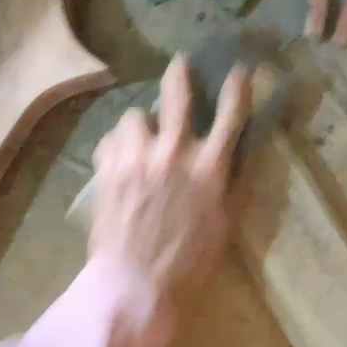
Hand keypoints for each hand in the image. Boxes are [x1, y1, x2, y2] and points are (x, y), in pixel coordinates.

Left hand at [88, 55, 250, 298]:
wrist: (135, 283)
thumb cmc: (188, 263)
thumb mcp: (222, 225)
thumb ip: (228, 185)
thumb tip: (234, 156)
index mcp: (209, 169)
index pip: (231, 116)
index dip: (237, 88)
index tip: (238, 70)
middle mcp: (174, 154)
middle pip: (177, 96)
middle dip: (180, 73)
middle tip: (179, 63)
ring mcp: (137, 158)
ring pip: (134, 116)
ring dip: (140, 124)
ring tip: (139, 138)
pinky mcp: (108, 169)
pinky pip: (110, 141)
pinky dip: (116, 147)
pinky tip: (119, 161)